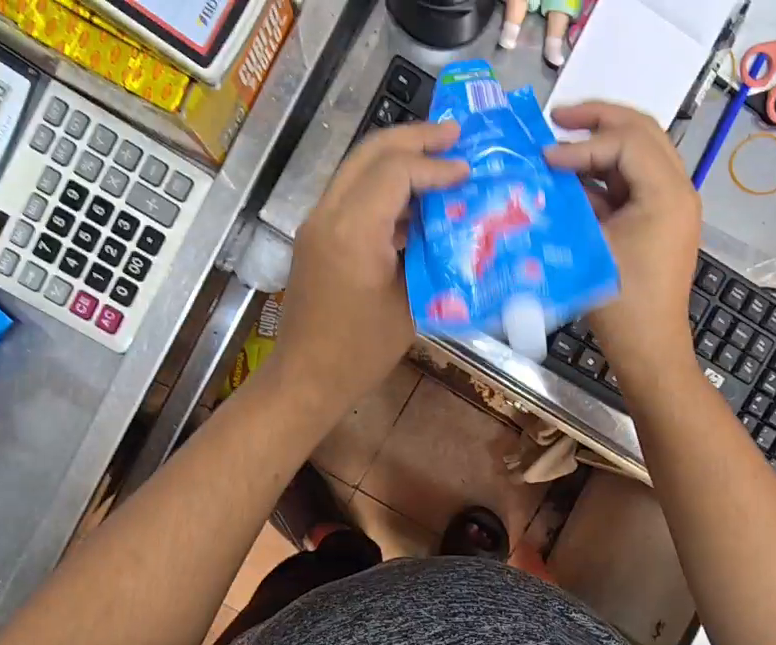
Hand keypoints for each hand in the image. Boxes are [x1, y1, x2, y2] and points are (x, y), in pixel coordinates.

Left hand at [277, 122, 467, 400]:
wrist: (307, 377)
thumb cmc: (361, 352)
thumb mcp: (409, 304)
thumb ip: (428, 256)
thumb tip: (453, 230)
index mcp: (353, 231)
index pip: (395, 171)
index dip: (435, 164)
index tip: (468, 171)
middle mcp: (328, 215)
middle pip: (371, 153)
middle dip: (414, 140)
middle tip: (455, 135)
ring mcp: (317, 224)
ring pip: (358, 169)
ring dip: (398, 160)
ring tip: (439, 162)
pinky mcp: (316, 238)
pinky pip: (351, 196)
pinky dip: (383, 187)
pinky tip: (414, 203)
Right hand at [545, 102, 701, 379]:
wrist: (649, 350)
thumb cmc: (621, 305)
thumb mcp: (591, 247)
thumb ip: (573, 200)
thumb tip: (547, 170)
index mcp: (667, 193)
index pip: (626, 141)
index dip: (583, 142)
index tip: (546, 156)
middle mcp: (678, 191)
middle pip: (641, 132)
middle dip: (599, 121)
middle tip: (557, 118)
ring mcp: (672, 207)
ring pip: (640, 154)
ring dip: (602, 146)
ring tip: (562, 144)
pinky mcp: (661, 224)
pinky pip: (635, 183)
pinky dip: (605, 175)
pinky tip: (573, 181)